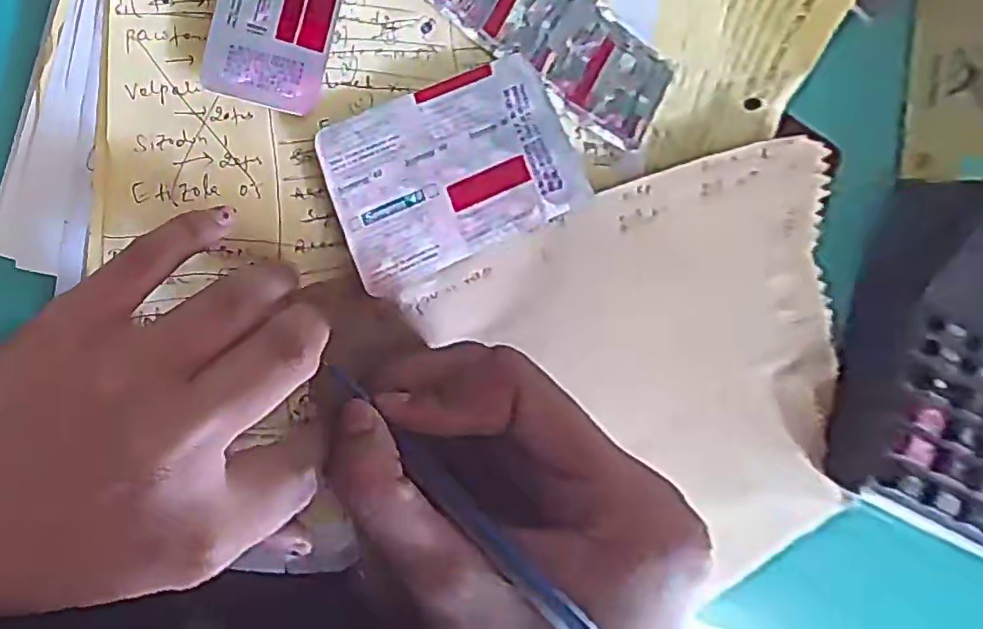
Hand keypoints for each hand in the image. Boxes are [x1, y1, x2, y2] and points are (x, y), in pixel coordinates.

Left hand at [0, 208, 330, 619]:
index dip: (319, 430)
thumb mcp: (148, 566)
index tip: (317, 406)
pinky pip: (156, 256)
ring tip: (283, 275)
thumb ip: (229, 524)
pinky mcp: (84, 316)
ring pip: (236, 302)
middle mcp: (183, 440)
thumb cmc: (40, 548)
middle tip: (311, 317)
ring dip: (273, 281)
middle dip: (312, 332)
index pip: (304, 465)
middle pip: (285, 360)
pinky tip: (222, 221)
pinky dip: (197, 229)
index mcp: (202, 522)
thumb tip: (292, 483)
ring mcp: (133, 368)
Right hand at [328, 343, 709, 628]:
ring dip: (418, 421)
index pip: (515, 386)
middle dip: (420, 398)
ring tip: (377, 448)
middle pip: (496, 388)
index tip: (378, 414)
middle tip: (365, 419)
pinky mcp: (554, 500)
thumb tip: (351, 413)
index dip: (437, 390)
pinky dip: (428, 445)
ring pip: (481, 410)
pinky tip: (402, 470)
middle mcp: (620, 482)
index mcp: (631, 504)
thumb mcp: (456, 596)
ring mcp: (587, 489)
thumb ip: (393, 505)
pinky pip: (478, 442)